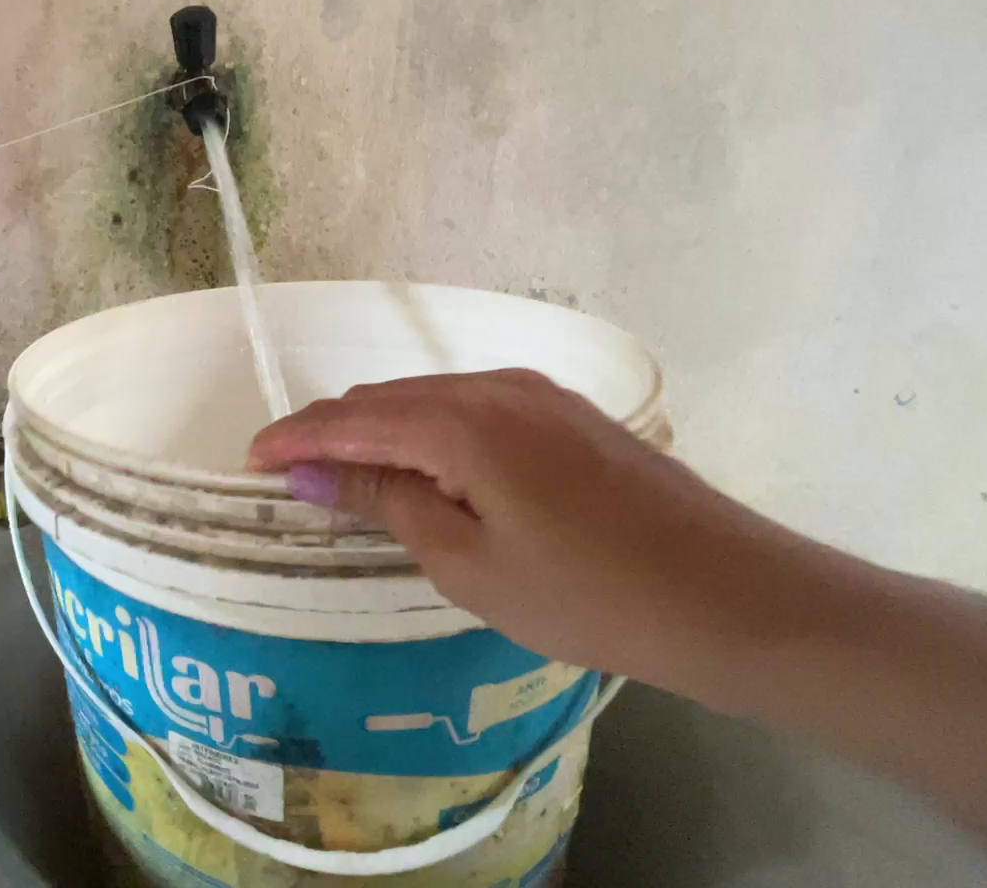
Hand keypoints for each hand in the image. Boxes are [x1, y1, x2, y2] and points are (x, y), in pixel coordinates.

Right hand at [246, 369, 844, 685]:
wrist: (737, 600)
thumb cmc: (586, 596)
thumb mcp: (465, 561)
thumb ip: (383, 501)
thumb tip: (311, 473)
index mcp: (459, 422)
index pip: (348, 419)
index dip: (291, 440)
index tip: (248, 462)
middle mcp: (491, 387)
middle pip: (382, 399)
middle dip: (329, 433)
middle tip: (293, 479)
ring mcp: (534, 394)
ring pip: (424, 400)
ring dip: (376, 432)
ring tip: (346, 477)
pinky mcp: (563, 412)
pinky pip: (466, 408)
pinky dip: (425, 432)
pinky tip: (421, 467)